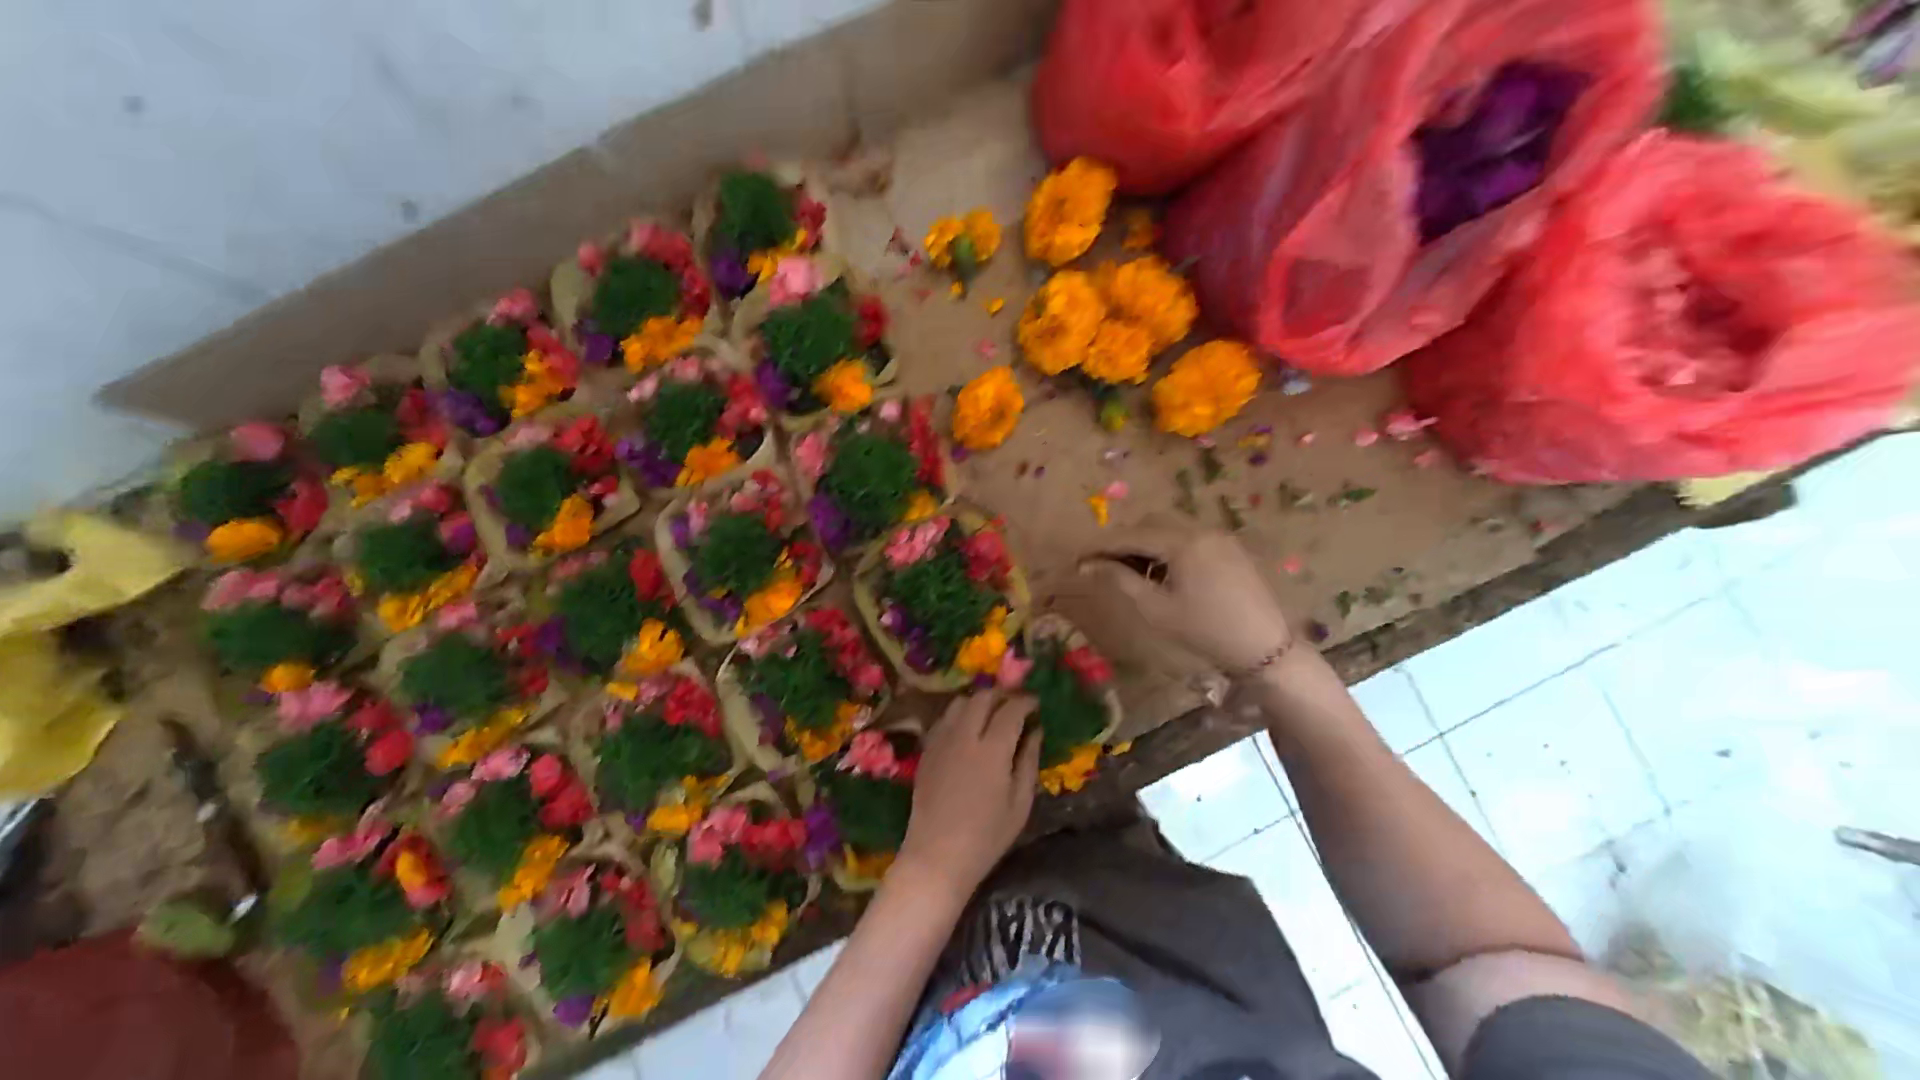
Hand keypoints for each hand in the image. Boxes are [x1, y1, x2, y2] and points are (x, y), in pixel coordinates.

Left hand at [896, 692, 1040, 895]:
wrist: (937, 856)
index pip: (1011, 709)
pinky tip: (968, 731)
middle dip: (1002, 695)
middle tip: (1015, 705)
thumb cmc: (987, 836)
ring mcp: (941, 741)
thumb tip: (1035, 731)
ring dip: (979, 701)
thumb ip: (1028, 760)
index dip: (1026, 702)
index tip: (1036, 703)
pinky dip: (959, 715)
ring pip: (960, 702)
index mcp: (992, 749)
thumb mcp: (1020, 803)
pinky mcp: (926, 751)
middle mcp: (964, 736)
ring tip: (991, 714)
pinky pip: (944, 719)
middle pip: (982, 697)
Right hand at [1078, 528, 1293, 672]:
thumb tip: (1089, 565)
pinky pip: (1189, 536)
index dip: (1100, 546)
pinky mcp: (1229, 547)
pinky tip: (1162, 574)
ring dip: (1146, 542)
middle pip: (1150, 522)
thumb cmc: (1205, 631)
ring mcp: (1218, 536)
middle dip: (1123, 540)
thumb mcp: (1156, 609)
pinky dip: (1168, 547)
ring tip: (1132, 573)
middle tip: (1104, 566)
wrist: (1265, 648)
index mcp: (1182, 542)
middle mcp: (1201, 529)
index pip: (1130, 535)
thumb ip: (1121, 580)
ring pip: (1170, 526)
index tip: (1077, 560)